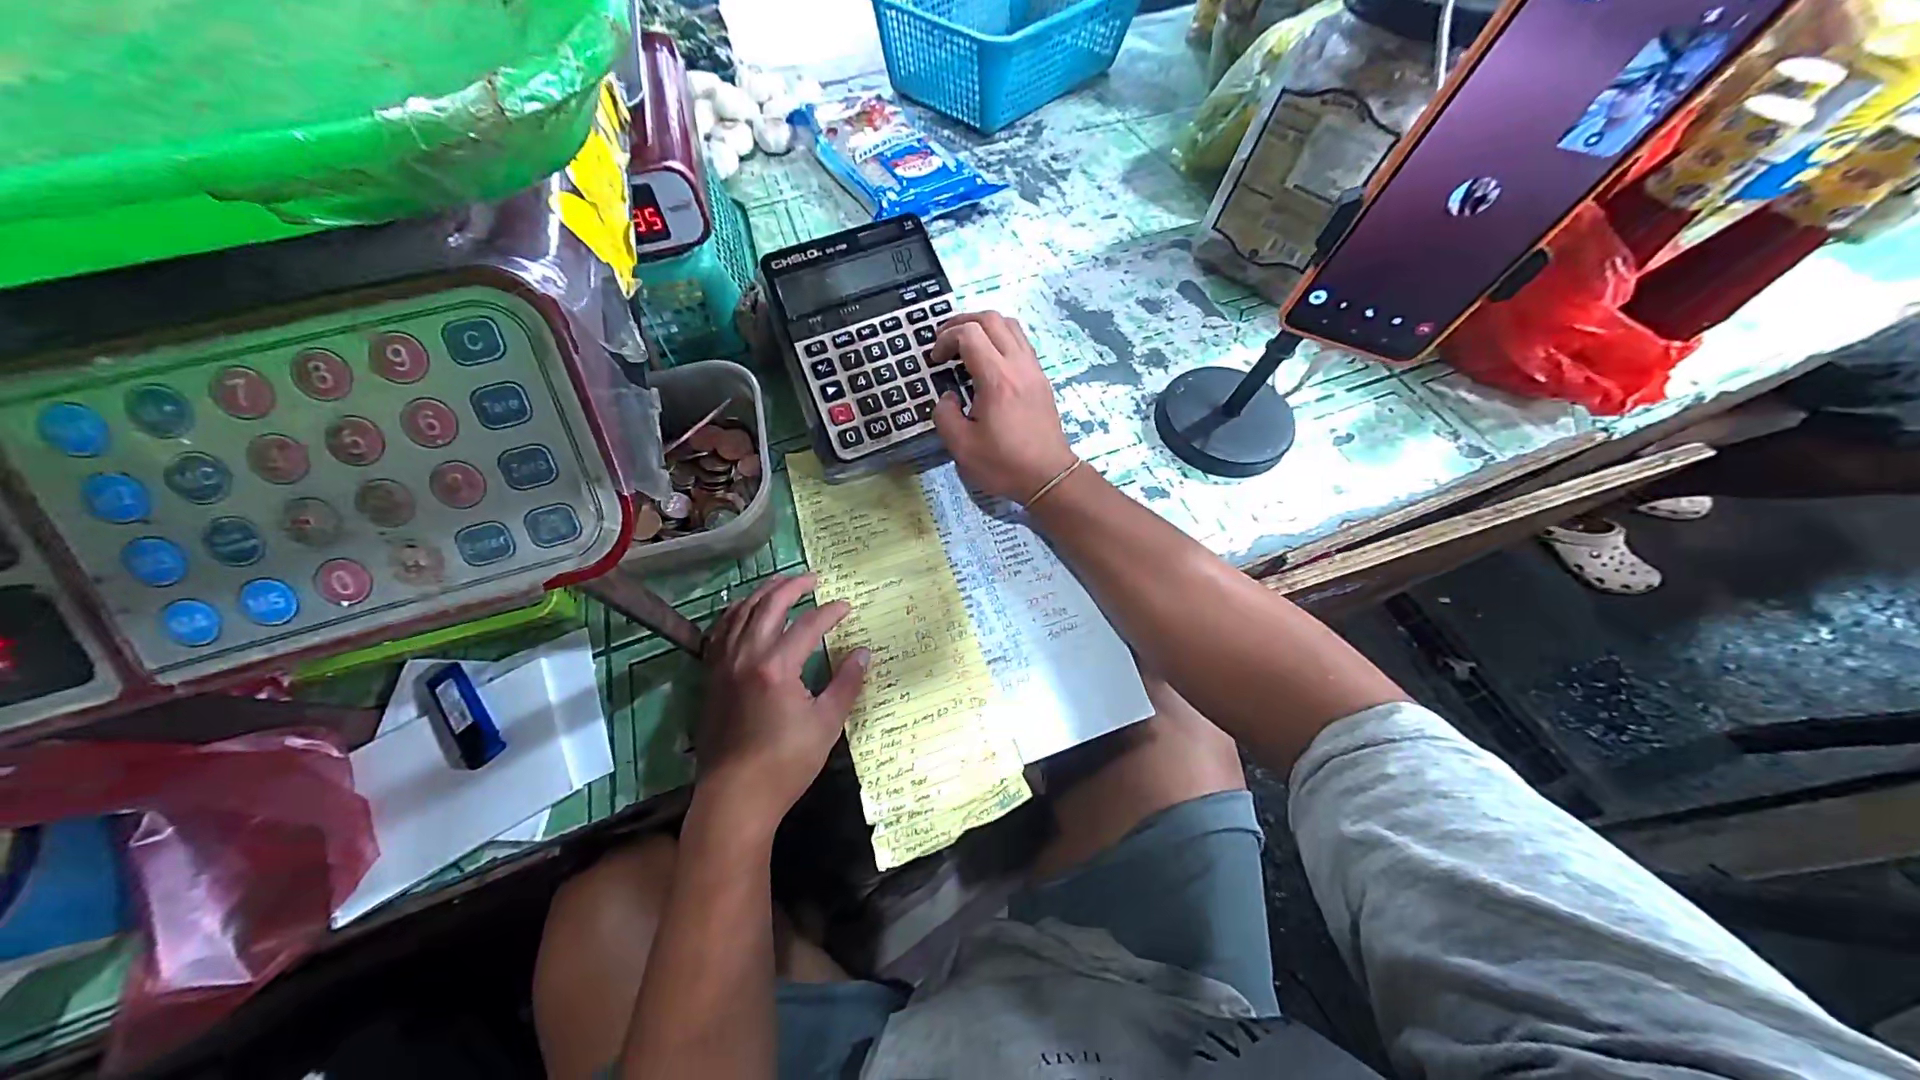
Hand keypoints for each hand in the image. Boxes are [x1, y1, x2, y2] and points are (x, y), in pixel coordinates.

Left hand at [697, 574, 868, 825]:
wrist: (735, 796)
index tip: (846, 606)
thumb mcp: (826, 724)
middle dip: (791, 587)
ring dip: (761, 594)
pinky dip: (734, 615)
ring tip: (779, 584)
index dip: (829, 612)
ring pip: (739, 614)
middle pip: (767, 607)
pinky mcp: (711, 679)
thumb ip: (845, 683)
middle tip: (811, 578)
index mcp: (776, 667)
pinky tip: (744, 614)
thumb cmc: (786, 763)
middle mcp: (745, 657)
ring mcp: (722, 666)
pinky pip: (719, 634)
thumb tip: (864, 653)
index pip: (807, 625)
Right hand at [931, 311, 1077, 502]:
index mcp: (997, 379)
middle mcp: (1018, 366)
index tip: (936, 360)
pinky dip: (1000, 339)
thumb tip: (948, 397)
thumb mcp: (961, 446)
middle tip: (945, 341)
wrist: (1048, 477)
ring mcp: (1033, 370)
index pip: (969, 333)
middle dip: (962, 322)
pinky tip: (988, 361)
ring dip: (984, 327)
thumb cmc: (1004, 464)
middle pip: (991, 319)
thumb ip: (945, 414)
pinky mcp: (1041, 378)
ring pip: (1010, 325)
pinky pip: (1021, 342)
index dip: (946, 338)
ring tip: (966, 346)